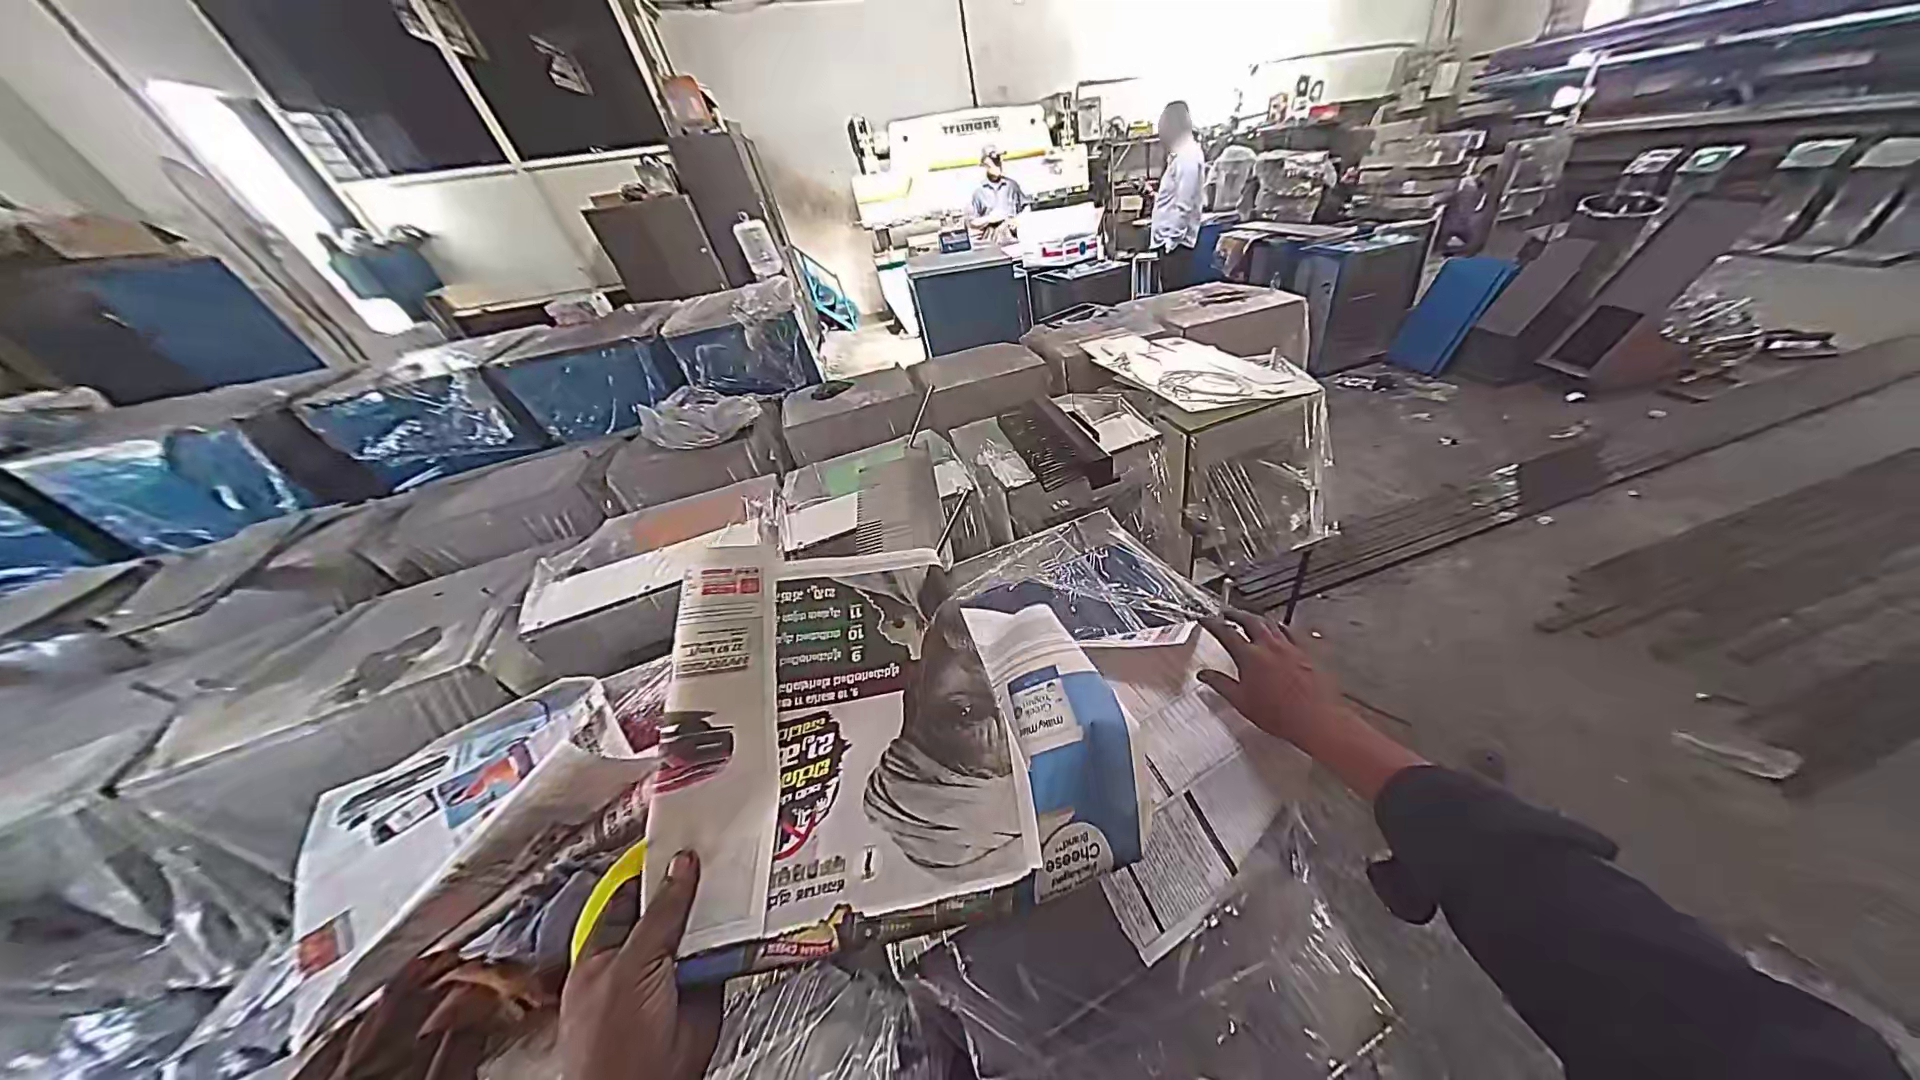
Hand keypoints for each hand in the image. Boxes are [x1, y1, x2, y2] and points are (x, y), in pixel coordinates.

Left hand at [559, 851, 723, 1079]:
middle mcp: (642, 957)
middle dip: (694, 883)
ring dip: (720, 905)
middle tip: (719, 848)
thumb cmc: (615, 1041)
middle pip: (671, 908)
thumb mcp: (632, 965)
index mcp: (607, 952)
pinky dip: (738, 931)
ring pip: (701, 925)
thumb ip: (660, 914)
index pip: (631, 897)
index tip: (679, 840)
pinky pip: (724, 948)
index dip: (653, 868)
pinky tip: (752, 909)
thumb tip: (681, 864)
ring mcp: (674, 970)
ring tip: (741, 869)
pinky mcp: (706, 981)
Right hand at [1198, 610, 1426, 800]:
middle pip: (1249, 620)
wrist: (1317, 720)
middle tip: (1227, 613)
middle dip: (1235, 614)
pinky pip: (1290, 632)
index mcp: (1250, 656)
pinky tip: (1280, 630)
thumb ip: (1220, 684)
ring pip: (1270, 623)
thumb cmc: (1281, 714)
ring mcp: (1290, 648)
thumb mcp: (1241, 701)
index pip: (1226, 632)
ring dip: (1256, 617)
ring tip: (1250, 617)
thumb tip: (1205, 675)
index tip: (1207, 620)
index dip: (1213, 624)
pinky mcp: (1306, 653)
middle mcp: (1270, 647)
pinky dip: (1279, 627)